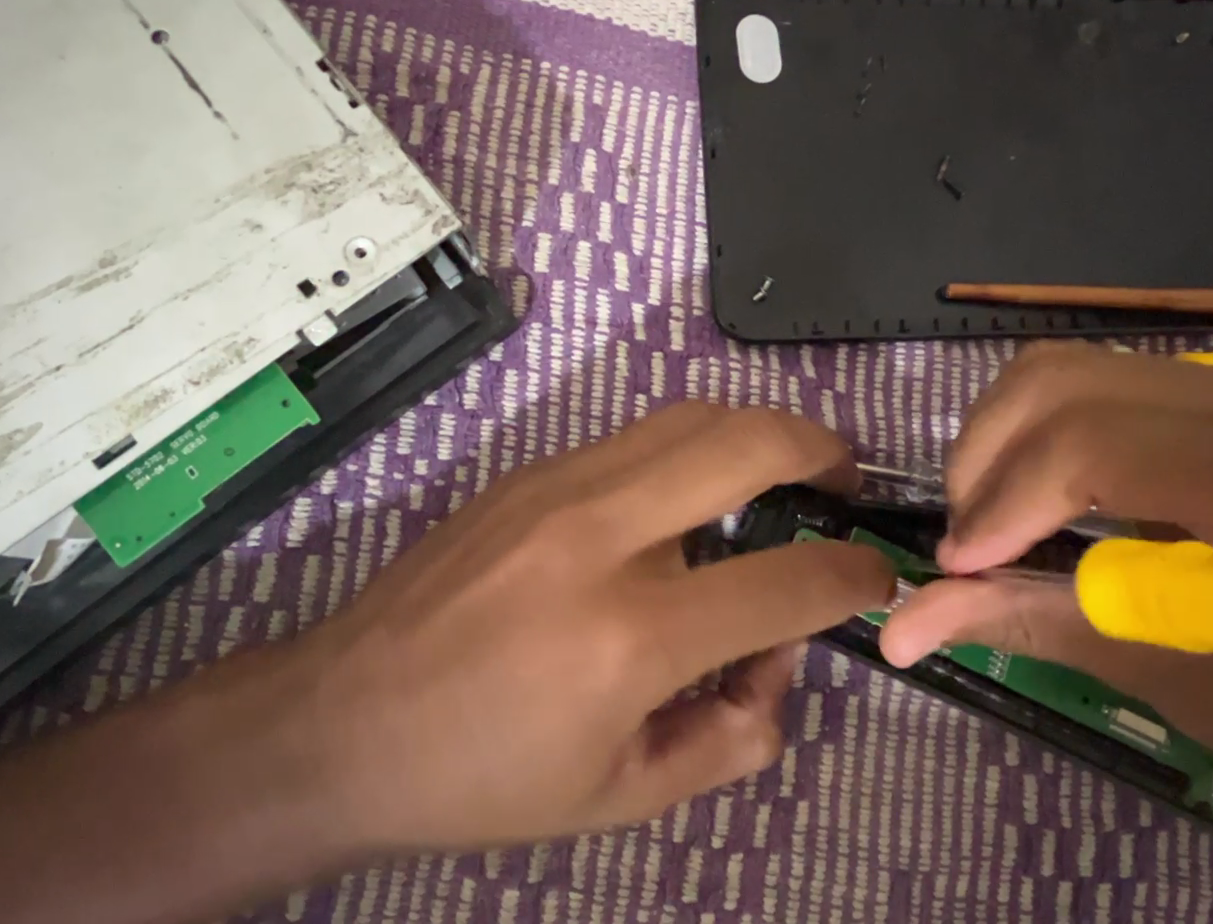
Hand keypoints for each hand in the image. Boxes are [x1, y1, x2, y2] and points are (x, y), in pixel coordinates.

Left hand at [297, 402, 893, 854]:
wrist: (340, 721)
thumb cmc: (482, 775)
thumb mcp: (623, 796)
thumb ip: (732, 735)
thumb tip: (777, 661)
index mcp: (631, 637)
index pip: (786, 582)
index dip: (852, 576)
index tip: (873, 574)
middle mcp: (602, 535)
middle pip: (747, 441)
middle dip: (822, 449)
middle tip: (843, 482)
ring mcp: (558, 486)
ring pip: (691, 416)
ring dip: (756, 434)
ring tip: (777, 474)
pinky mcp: (527, 473)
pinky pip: (636, 435)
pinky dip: (690, 449)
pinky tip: (685, 499)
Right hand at [877, 342, 1212, 785]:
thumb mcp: (1158, 669)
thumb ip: (1022, 623)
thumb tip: (896, 632)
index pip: (1092, 447)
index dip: (1002, 502)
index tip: (954, 568)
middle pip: (1061, 384)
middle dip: (983, 460)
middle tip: (964, 537)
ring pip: (1063, 366)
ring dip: (996, 435)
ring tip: (984, 508)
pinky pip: (1087, 374)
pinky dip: (1030, 424)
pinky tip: (1027, 483)